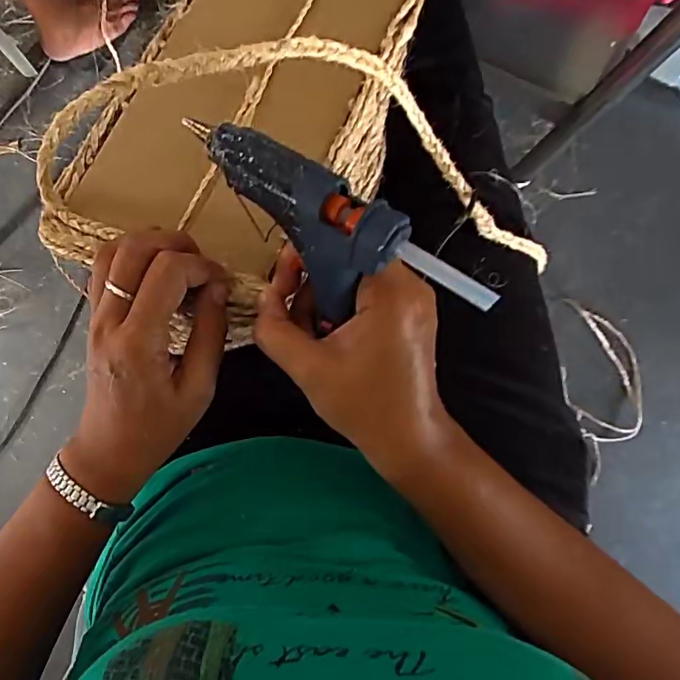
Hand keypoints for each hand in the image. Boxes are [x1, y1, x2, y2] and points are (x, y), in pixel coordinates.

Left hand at [62, 230, 229, 504]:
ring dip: (150, 244)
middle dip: (176, 244)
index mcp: (138, 342)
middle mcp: (110, 321)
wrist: (109, 449)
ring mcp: (95, 316)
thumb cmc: (158, 428)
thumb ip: (211, 333)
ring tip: (180, 262)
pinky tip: (157, 273)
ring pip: (112, 250)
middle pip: (135, 249)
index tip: (222, 283)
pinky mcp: (92, 317)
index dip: (202, 266)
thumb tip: (219, 287)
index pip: (168, 272)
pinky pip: (104, 268)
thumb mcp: (199, 388)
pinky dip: (131, 257)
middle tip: (203, 266)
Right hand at [252, 246, 453, 474]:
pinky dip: (343, 307)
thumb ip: (274, 327)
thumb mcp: (307, 368)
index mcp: (391, 292)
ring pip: (356, 275)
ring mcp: (414, 300)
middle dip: (313, 279)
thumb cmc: (364, 407)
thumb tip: (265, 299)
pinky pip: (369, 293)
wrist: (409, 441)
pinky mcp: (411, 314)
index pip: (348, 239)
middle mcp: (410, 287)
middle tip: (288, 306)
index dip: (309, 249)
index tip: (286, 272)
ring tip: (311, 332)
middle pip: (349, 257)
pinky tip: (329, 336)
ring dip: (324, 296)